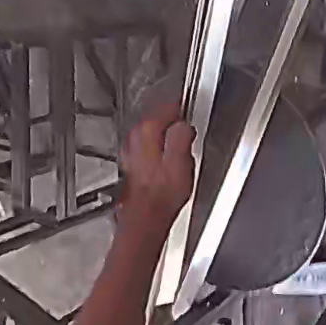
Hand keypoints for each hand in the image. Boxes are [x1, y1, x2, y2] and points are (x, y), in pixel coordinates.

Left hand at [120, 105, 195, 234]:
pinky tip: (170, 164)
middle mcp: (136, 137)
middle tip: (191, 136)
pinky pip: (151, 148)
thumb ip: (183, 135)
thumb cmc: (163, 193)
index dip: (185, 109)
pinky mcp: (133, 163)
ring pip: (155, 133)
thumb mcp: (182, 160)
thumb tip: (185, 125)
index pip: (169, 106)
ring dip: (169, 138)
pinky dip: (162, 151)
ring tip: (183, 152)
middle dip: (177, 125)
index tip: (194, 114)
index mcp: (148, 131)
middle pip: (160, 118)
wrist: (147, 218)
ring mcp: (132, 150)